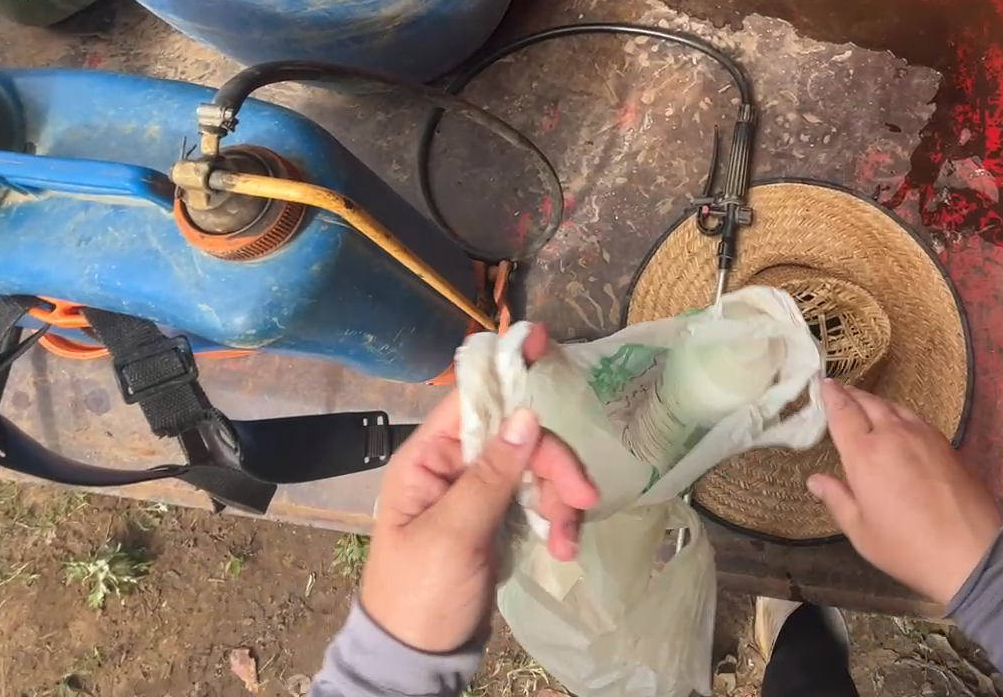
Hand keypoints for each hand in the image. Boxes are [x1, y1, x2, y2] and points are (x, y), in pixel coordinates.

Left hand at [360, 325, 599, 652]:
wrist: (418, 663)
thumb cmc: (420, 597)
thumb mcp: (451, 536)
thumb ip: (490, 475)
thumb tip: (528, 415)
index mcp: (430, 456)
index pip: (472, 395)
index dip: (507, 366)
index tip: (542, 339)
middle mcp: (457, 462)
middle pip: (520, 434)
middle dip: (554, 463)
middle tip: (584, 497)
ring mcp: (482, 488)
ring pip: (537, 465)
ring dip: (561, 497)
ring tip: (568, 540)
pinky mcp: (502, 514)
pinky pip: (540, 496)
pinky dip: (558, 517)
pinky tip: (564, 547)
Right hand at [807, 379, 1002, 603]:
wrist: (973, 555)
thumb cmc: (908, 548)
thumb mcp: (862, 532)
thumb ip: (837, 499)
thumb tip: (814, 480)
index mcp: (864, 453)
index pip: (842, 412)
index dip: (831, 395)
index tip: (823, 384)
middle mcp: (892, 434)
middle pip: (867, 402)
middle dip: (850, 393)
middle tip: (839, 390)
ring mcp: (922, 435)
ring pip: (892, 406)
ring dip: (873, 401)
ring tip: (865, 404)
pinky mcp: (944, 443)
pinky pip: (913, 417)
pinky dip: (897, 412)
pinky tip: (897, 422)